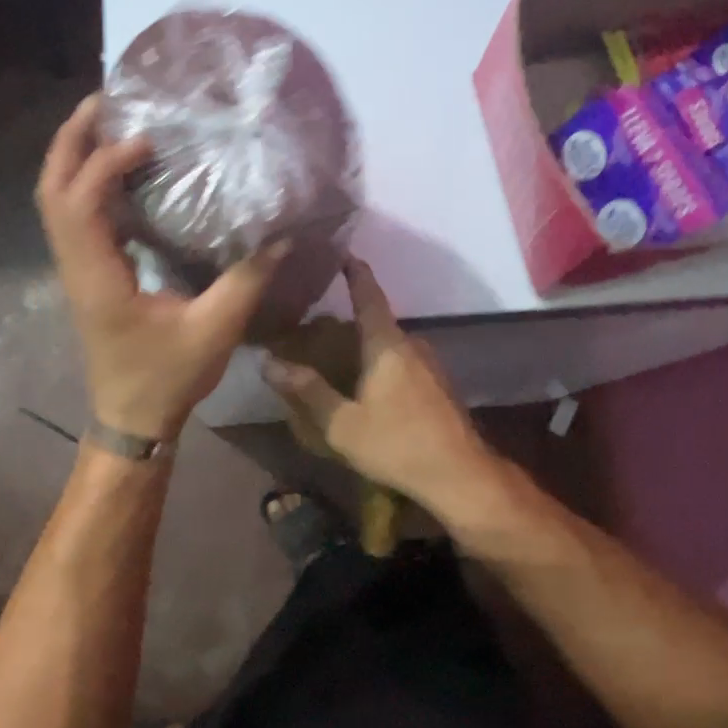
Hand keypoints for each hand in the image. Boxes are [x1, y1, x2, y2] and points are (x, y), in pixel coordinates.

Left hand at [37, 95, 287, 439]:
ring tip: (109, 123)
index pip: (81, 203)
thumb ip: (245, 282)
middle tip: (106, 101)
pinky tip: (121, 174)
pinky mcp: (88, 277)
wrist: (132, 419)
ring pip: (55, 202)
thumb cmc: (166, 379)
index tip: (148, 141)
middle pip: (51, 190)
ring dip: (74, 158)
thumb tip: (280, 236)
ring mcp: (76, 272)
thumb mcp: (213, 332)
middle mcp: (76, 267)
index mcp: (98, 277)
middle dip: (71, 141)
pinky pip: (73, 218)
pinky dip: (86, 184)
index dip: (106, 162)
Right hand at [261, 259, 495, 504]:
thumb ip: (307, 390)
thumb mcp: (342, 423)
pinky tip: (368, 386)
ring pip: (392, 346)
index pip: (369, 296)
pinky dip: (382, 365)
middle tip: (319, 324)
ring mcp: (431, 366)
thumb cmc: (397, 444)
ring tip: (338, 357)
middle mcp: (412, 345)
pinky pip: (404, 364)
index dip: (355, 273)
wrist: (459, 475)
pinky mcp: (439, 388)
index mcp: (387, 344)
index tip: (343, 252)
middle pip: (378, 322)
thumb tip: (267, 362)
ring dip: (367, 347)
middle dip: (351, 320)